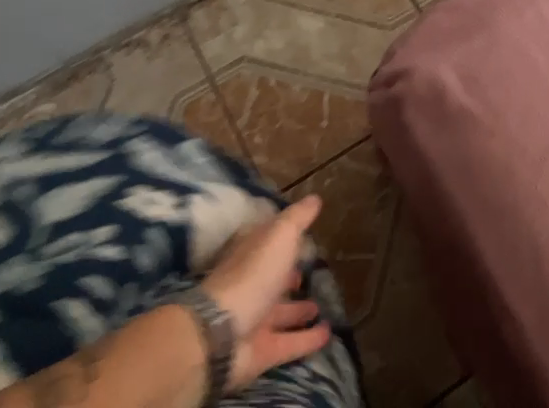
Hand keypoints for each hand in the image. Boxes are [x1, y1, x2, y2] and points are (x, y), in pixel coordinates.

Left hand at [199, 195, 332, 390]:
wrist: (220, 335)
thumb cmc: (251, 275)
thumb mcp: (279, 236)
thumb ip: (297, 218)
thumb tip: (315, 198)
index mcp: (249, 255)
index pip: (266, 242)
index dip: (282, 238)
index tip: (301, 235)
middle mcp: (250, 285)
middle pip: (271, 279)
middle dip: (288, 276)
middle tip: (310, 273)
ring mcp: (254, 320)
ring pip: (280, 313)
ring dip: (298, 310)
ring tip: (320, 306)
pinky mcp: (262, 350)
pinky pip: (290, 343)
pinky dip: (308, 339)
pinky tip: (328, 333)